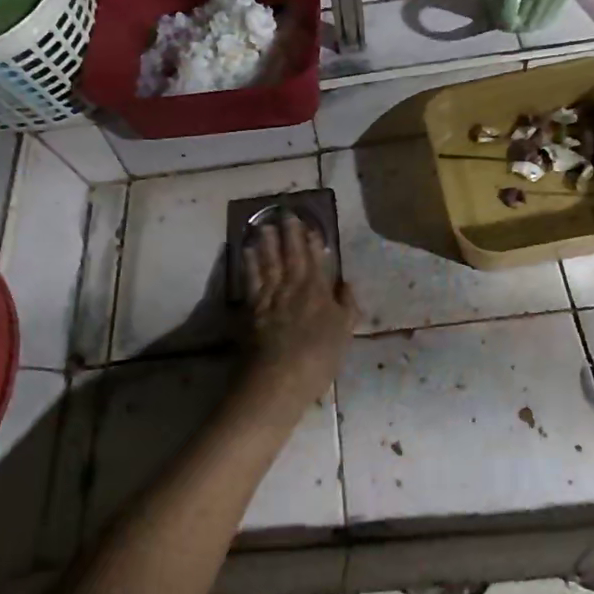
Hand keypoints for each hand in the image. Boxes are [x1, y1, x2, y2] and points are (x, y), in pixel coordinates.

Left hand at [240, 213, 358, 409]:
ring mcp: (269, 296)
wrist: (278, 380)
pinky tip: (247, 251)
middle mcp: (293, 286)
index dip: (312, 241)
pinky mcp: (251, 308)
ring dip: (267, 242)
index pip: (316, 259)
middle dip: (290, 233)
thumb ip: (347, 306)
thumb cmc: (317, 359)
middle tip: (285, 212)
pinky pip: (250, 279)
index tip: (309, 224)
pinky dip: (249, 263)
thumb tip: (346, 282)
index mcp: (318, 291)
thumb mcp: (344, 333)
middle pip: (291, 254)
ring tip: (264, 224)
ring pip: (269, 261)